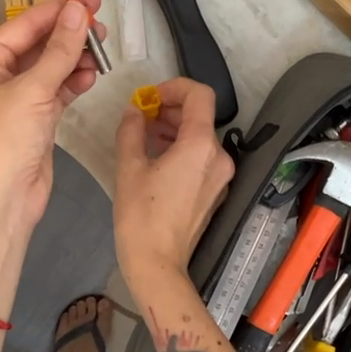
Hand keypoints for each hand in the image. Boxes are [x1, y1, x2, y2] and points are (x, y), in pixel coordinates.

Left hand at [0, 0, 106, 228]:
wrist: (4, 198)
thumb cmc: (5, 141)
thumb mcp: (33, 90)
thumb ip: (60, 50)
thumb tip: (78, 12)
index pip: (25, 25)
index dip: (56, 10)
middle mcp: (0, 76)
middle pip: (40, 44)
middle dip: (69, 34)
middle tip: (101, 23)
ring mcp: (20, 99)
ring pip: (53, 67)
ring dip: (76, 57)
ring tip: (101, 50)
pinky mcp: (38, 120)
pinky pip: (59, 90)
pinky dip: (75, 81)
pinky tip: (92, 74)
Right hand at [113, 78, 236, 282]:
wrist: (157, 263)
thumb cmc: (140, 217)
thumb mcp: (129, 167)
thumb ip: (131, 130)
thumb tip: (134, 111)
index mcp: (201, 145)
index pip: (199, 95)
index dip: (174, 87)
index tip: (150, 97)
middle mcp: (219, 157)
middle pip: (200, 117)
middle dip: (171, 110)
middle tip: (142, 117)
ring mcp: (221, 177)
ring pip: (201, 139)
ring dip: (176, 131)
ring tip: (146, 138)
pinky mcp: (215, 193)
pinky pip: (202, 160)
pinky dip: (183, 151)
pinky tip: (158, 161)